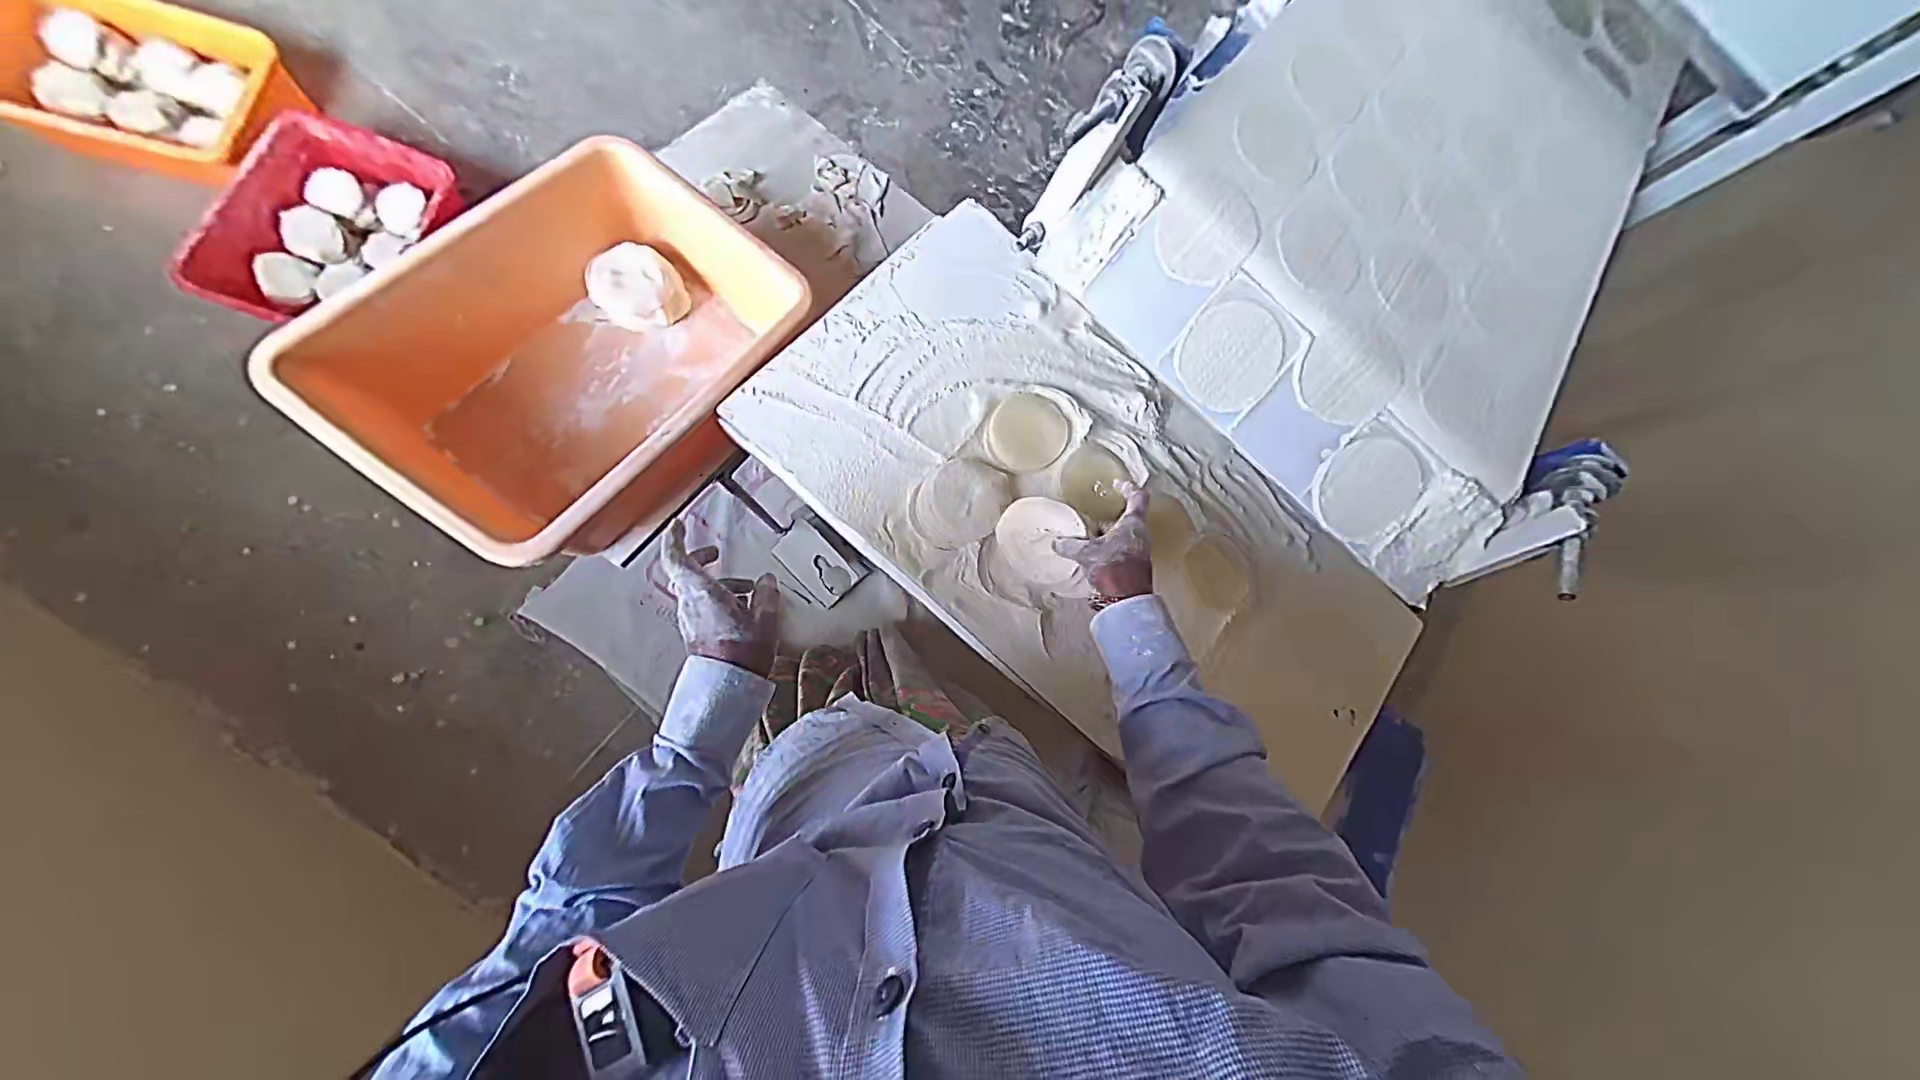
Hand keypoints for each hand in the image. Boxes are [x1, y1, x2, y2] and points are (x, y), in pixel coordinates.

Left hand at [661, 521, 779, 676]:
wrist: (730, 685)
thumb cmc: (742, 653)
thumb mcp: (764, 617)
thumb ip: (765, 594)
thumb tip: (766, 582)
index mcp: (702, 592)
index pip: (677, 558)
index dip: (676, 538)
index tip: (679, 525)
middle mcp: (690, 604)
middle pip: (686, 572)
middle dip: (701, 559)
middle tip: (714, 553)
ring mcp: (690, 619)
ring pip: (698, 590)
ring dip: (720, 584)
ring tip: (749, 591)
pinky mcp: (696, 632)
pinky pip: (703, 607)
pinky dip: (720, 600)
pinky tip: (744, 610)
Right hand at [1055, 487, 1152, 601]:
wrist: (1126, 600)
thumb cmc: (1113, 569)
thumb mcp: (1086, 553)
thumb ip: (1070, 545)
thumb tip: (1057, 542)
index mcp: (1134, 524)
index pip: (1137, 497)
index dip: (1127, 487)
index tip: (1117, 484)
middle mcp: (1140, 535)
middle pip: (1126, 518)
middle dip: (1107, 518)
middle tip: (1091, 518)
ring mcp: (1139, 551)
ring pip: (1122, 535)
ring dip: (1106, 535)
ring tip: (1087, 537)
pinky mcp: (1134, 565)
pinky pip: (1119, 550)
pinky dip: (1107, 548)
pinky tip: (1092, 555)